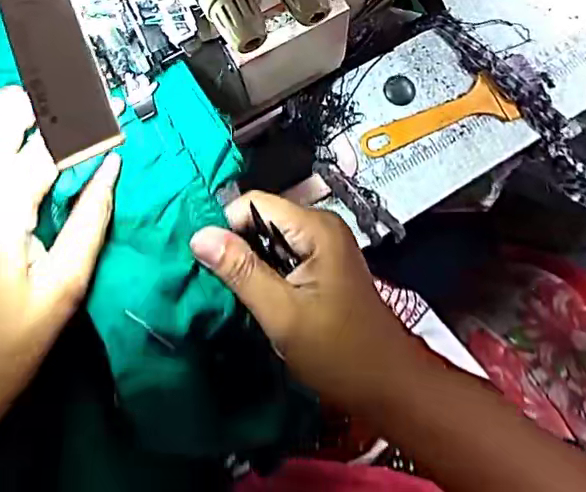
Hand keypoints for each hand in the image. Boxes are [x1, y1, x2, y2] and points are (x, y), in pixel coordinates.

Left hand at [0, 87, 120, 490]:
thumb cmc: (2, 352)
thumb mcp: (62, 290)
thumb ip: (90, 219)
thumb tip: (110, 166)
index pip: (50, 146)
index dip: (87, 122)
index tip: (112, 106)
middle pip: (3, 122)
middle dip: (47, 101)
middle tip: (79, 89)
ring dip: (2, 103)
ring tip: (36, 91)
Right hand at [190, 192, 428, 416]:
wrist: (386, 382)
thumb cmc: (336, 350)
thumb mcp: (282, 314)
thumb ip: (242, 271)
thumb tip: (199, 235)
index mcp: (315, 227)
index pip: (254, 202)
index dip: (226, 226)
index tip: (206, 261)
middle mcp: (322, 224)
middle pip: (263, 215)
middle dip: (237, 243)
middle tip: (217, 280)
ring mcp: (325, 242)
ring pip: (272, 235)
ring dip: (251, 258)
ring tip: (234, 290)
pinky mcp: (325, 261)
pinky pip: (286, 250)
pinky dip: (268, 268)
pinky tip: (259, 294)